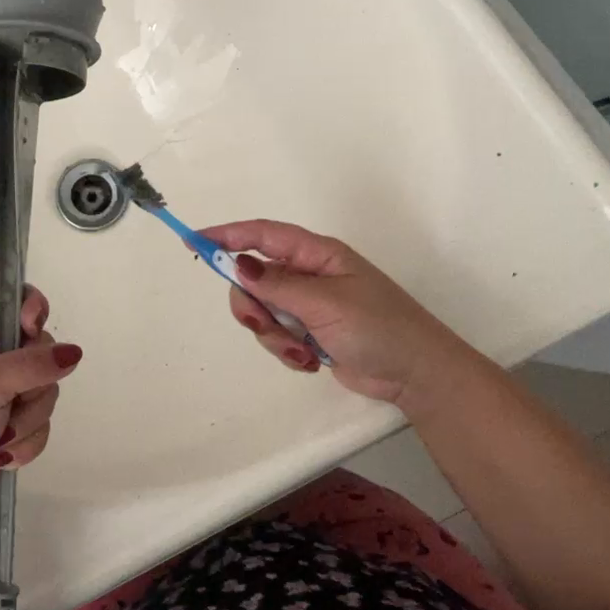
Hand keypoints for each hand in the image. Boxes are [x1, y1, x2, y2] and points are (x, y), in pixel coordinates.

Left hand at [0, 285, 82, 504]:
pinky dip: (27, 439)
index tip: (34, 328)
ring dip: (28, 419)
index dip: (30, 306)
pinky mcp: (16, 419)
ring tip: (0, 434)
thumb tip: (73, 353)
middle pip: (41, 348)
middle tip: (9, 399)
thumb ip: (31, 364)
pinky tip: (2, 451)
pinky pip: (44, 420)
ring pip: (47, 389)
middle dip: (34, 383)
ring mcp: (6, 389)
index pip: (10, 297)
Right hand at [201, 219, 484, 405]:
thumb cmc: (379, 328)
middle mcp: (308, 275)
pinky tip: (310, 360)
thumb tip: (238, 265)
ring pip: (262, 311)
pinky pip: (276, 335)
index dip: (227, 235)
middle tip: (262, 325)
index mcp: (317, 254)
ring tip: (301, 351)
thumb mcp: (325, 303)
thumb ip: (277, 285)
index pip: (262, 236)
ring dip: (274, 335)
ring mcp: (308, 305)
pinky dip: (286, 350)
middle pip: (253, 279)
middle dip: (252, 306)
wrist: (415, 374)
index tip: (193, 241)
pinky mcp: (309, 332)